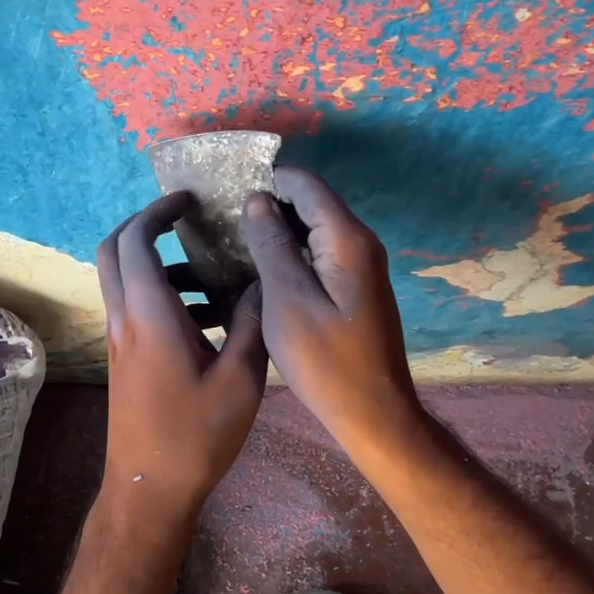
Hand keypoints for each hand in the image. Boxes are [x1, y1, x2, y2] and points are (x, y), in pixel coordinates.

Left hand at [97, 191, 269, 512]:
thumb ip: (253, 322)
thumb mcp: (241, 378)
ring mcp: (119, 339)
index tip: (188, 200)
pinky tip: (207, 319)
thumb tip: (263, 281)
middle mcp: (124, 317)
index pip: (137, 239)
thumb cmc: (196, 433)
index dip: (158, 211)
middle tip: (186, 222)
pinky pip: (133, 307)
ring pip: (123, 280)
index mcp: (148, 312)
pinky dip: (160, 295)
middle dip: (145, 226)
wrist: (149, 486)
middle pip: (114, 250)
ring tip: (211, 278)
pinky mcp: (123, 357)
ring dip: (158, 265)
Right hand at [239, 168, 426, 447]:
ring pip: (312, 228)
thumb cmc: (325, 359)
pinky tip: (259, 271)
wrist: (372, 412)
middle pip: (310, 202)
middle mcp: (359, 243)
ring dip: (275, 230)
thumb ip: (271, 243)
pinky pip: (317, 253)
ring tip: (231, 244)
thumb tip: (256, 199)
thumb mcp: (287, 299)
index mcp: (346, 239)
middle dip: (268, 203)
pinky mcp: (352, 287)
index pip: (305, 184)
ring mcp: (358, 266)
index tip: (226, 194)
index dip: (266, 180)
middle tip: (221, 222)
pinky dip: (289, 253)